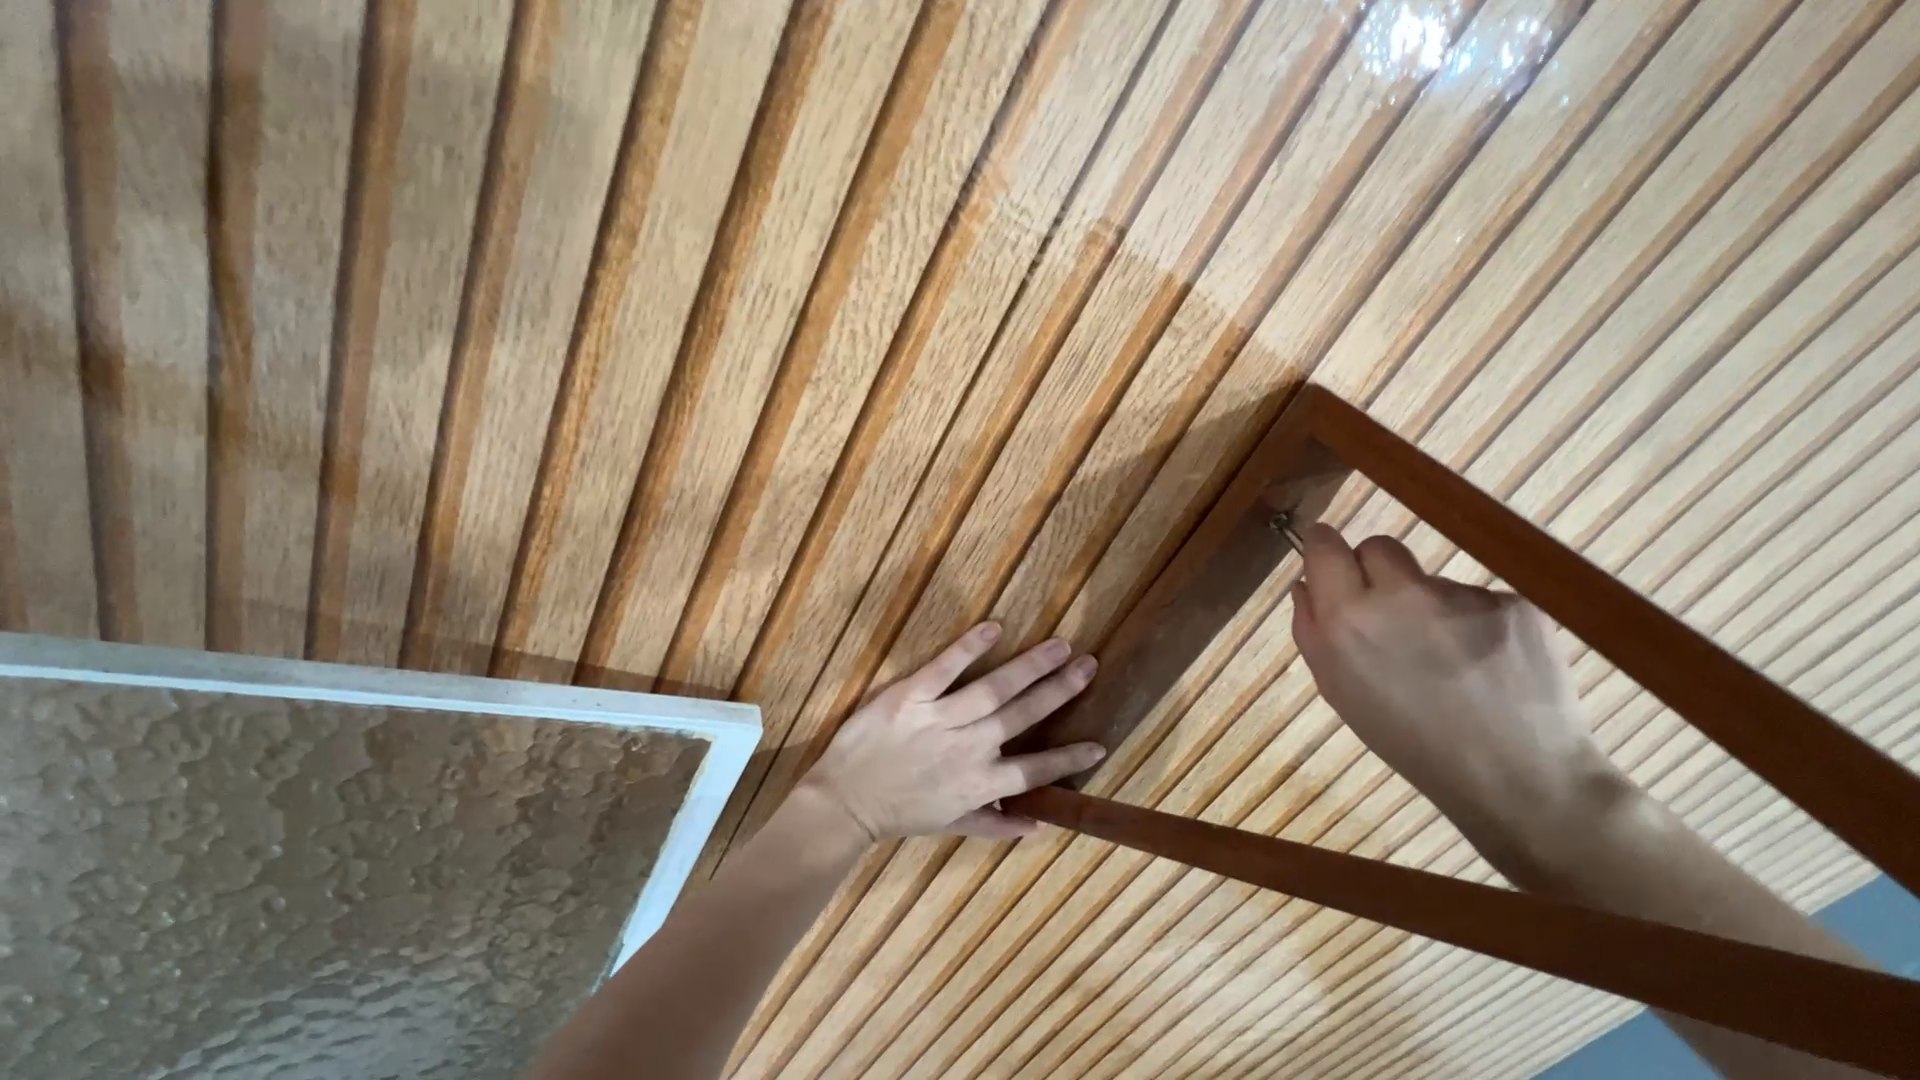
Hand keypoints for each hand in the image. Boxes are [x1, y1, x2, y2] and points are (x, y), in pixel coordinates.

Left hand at [798, 622, 1105, 841]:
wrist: (844, 803)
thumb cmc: (899, 812)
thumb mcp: (949, 825)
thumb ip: (995, 825)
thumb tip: (1038, 827)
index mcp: (980, 783)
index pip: (1035, 770)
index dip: (1068, 758)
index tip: (1100, 745)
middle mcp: (968, 750)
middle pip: (1022, 717)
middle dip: (1059, 691)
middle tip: (1088, 666)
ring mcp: (939, 720)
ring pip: (994, 690)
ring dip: (1030, 667)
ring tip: (1060, 645)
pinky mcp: (909, 698)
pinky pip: (944, 669)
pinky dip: (969, 649)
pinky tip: (994, 628)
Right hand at [1289, 525, 1620, 838]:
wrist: (1515, 776)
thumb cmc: (1408, 739)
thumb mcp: (1339, 692)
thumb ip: (1311, 631)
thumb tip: (1305, 583)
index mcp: (1348, 619)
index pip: (1325, 544)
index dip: (1326, 548)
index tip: (1332, 561)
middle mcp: (1400, 595)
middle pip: (1378, 546)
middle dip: (1378, 571)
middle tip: (1391, 616)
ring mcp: (1463, 596)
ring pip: (1432, 580)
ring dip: (1432, 606)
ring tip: (1452, 661)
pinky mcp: (1514, 603)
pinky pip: (1482, 599)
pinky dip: (1480, 624)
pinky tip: (1490, 665)